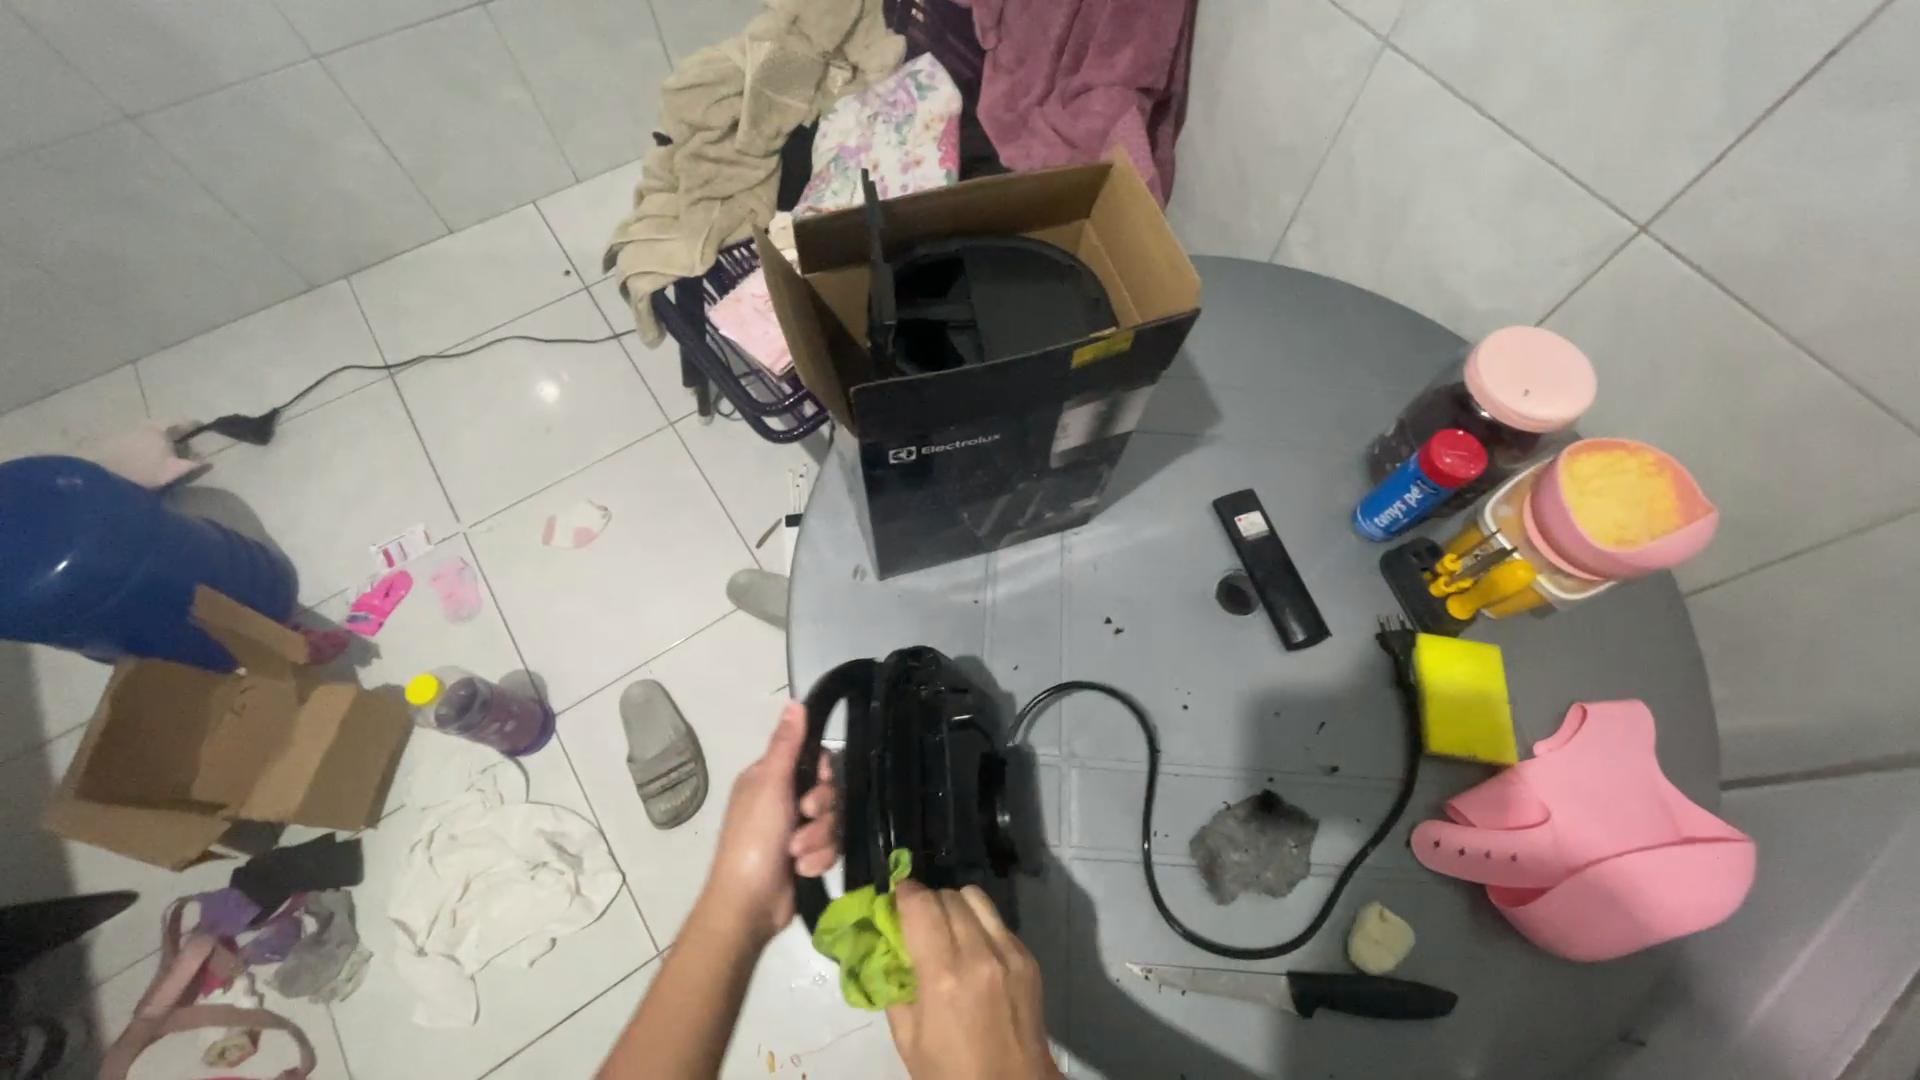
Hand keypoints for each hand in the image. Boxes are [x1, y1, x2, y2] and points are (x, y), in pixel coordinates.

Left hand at [701, 702, 838, 942]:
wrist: (748, 904)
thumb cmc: (753, 839)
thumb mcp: (769, 786)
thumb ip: (786, 745)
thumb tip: (795, 701)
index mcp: (770, 777)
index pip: (815, 759)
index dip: (825, 772)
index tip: (820, 783)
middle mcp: (784, 799)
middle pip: (830, 791)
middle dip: (822, 812)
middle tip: (805, 820)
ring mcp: (796, 830)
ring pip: (833, 821)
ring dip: (820, 840)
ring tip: (799, 856)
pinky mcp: (808, 857)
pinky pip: (832, 847)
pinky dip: (820, 859)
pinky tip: (804, 871)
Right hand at [886, 883, 1060, 1079]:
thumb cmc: (951, 1074)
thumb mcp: (908, 1038)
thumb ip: (894, 985)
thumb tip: (887, 948)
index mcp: (943, 976)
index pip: (921, 904)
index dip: (905, 892)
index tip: (896, 896)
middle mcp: (979, 954)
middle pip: (948, 895)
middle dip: (928, 901)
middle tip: (918, 921)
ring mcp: (1009, 953)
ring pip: (976, 898)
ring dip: (956, 905)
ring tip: (947, 930)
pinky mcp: (1028, 958)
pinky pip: (998, 922)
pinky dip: (980, 925)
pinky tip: (975, 951)